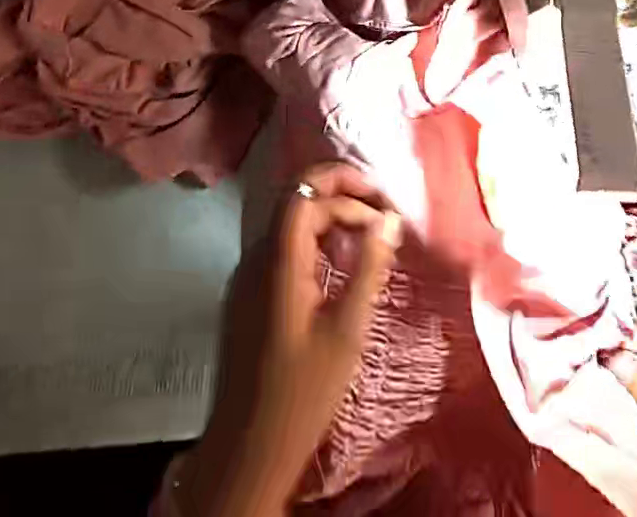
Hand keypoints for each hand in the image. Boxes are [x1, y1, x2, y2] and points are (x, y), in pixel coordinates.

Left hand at [173, 164, 402, 516]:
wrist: (247, 448)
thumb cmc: (304, 391)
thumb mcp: (348, 329)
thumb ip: (369, 267)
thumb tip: (389, 219)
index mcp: (278, 261)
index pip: (305, 194)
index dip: (346, 189)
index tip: (382, 210)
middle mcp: (256, 257)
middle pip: (295, 200)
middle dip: (339, 192)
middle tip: (379, 208)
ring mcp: (247, 275)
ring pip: (289, 221)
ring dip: (329, 216)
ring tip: (367, 231)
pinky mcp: (248, 292)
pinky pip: (283, 246)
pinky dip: (315, 239)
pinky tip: (340, 260)